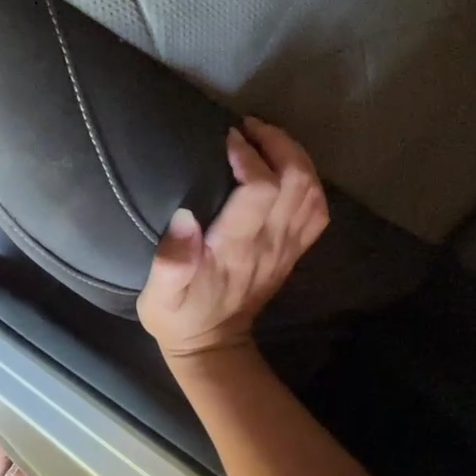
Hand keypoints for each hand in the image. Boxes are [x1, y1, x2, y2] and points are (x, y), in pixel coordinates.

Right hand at [137, 117, 328, 359]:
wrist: (212, 346)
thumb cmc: (178, 316)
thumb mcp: (158, 297)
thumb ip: (170, 261)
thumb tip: (184, 217)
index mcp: (236, 248)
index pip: (260, 189)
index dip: (249, 156)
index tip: (227, 139)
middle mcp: (269, 243)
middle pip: (297, 180)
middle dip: (278, 144)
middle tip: (250, 128)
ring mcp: (286, 247)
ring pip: (312, 189)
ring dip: (295, 156)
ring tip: (268, 139)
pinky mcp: (293, 251)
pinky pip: (317, 208)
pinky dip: (310, 181)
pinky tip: (288, 170)